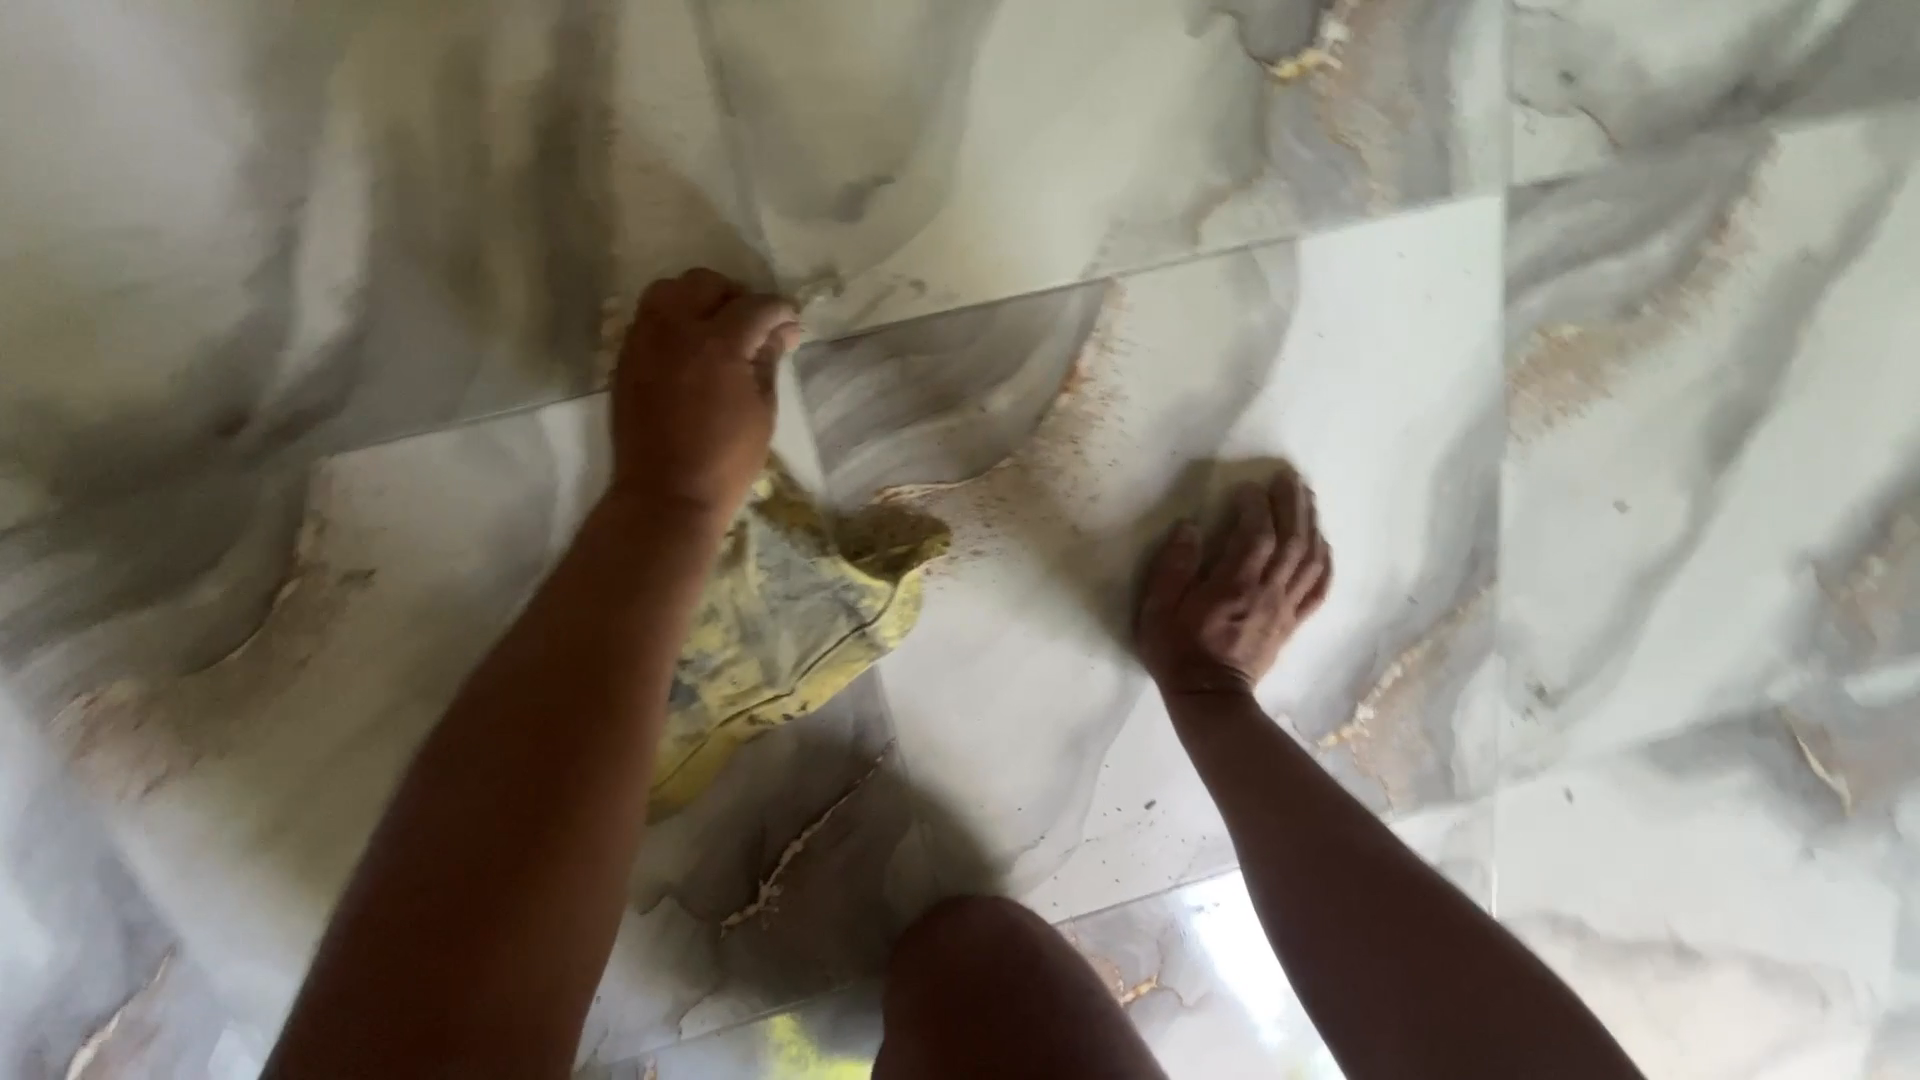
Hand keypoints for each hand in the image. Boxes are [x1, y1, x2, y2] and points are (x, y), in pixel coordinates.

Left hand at [607, 268, 802, 517]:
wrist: (667, 495)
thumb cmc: (726, 462)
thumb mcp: (763, 412)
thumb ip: (768, 362)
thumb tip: (780, 333)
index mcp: (718, 344)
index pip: (756, 306)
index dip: (781, 311)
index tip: (792, 326)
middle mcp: (675, 330)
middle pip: (706, 283)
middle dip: (737, 296)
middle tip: (755, 325)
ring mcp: (644, 341)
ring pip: (669, 290)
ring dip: (698, 299)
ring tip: (716, 329)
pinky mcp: (626, 358)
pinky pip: (649, 318)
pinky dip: (673, 320)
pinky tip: (690, 349)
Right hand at [1136, 468, 1332, 696]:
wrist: (1208, 698)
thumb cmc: (1176, 651)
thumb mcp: (1157, 609)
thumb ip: (1173, 566)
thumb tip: (1189, 527)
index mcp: (1234, 585)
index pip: (1256, 534)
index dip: (1256, 506)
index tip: (1247, 488)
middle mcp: (1267, 591)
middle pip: (1292, 539)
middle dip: (1292, 504)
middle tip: (1288, 477)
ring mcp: (1285, 607)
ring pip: (1309, 558)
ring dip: (1311, 523)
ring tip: (1306, 499)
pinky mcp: (1292, 622)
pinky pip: (1318, 588)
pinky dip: (1324, 561)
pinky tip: (1322, 544)